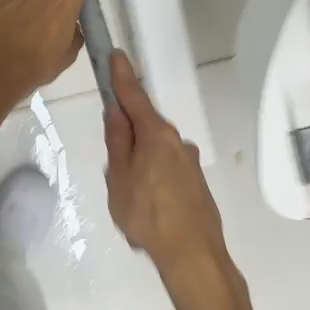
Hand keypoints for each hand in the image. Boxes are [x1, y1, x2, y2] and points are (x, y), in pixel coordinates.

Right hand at [104, 51, 229, 282]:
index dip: (122, 76)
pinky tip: (148, 204)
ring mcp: (190, 163)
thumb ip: (117, 142)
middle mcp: (177, 142)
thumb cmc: (146, 214)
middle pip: (146, 126)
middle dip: (128, 133)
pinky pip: (167, 169)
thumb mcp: (119, 177)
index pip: (134, 97)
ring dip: (141, 160)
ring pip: (157, 150)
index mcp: (156, 135)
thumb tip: (116, 111)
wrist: (193, 255)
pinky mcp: (197, 184)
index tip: (115, 54)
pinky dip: (154, 176)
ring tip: (129, 196)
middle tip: (113, 163)